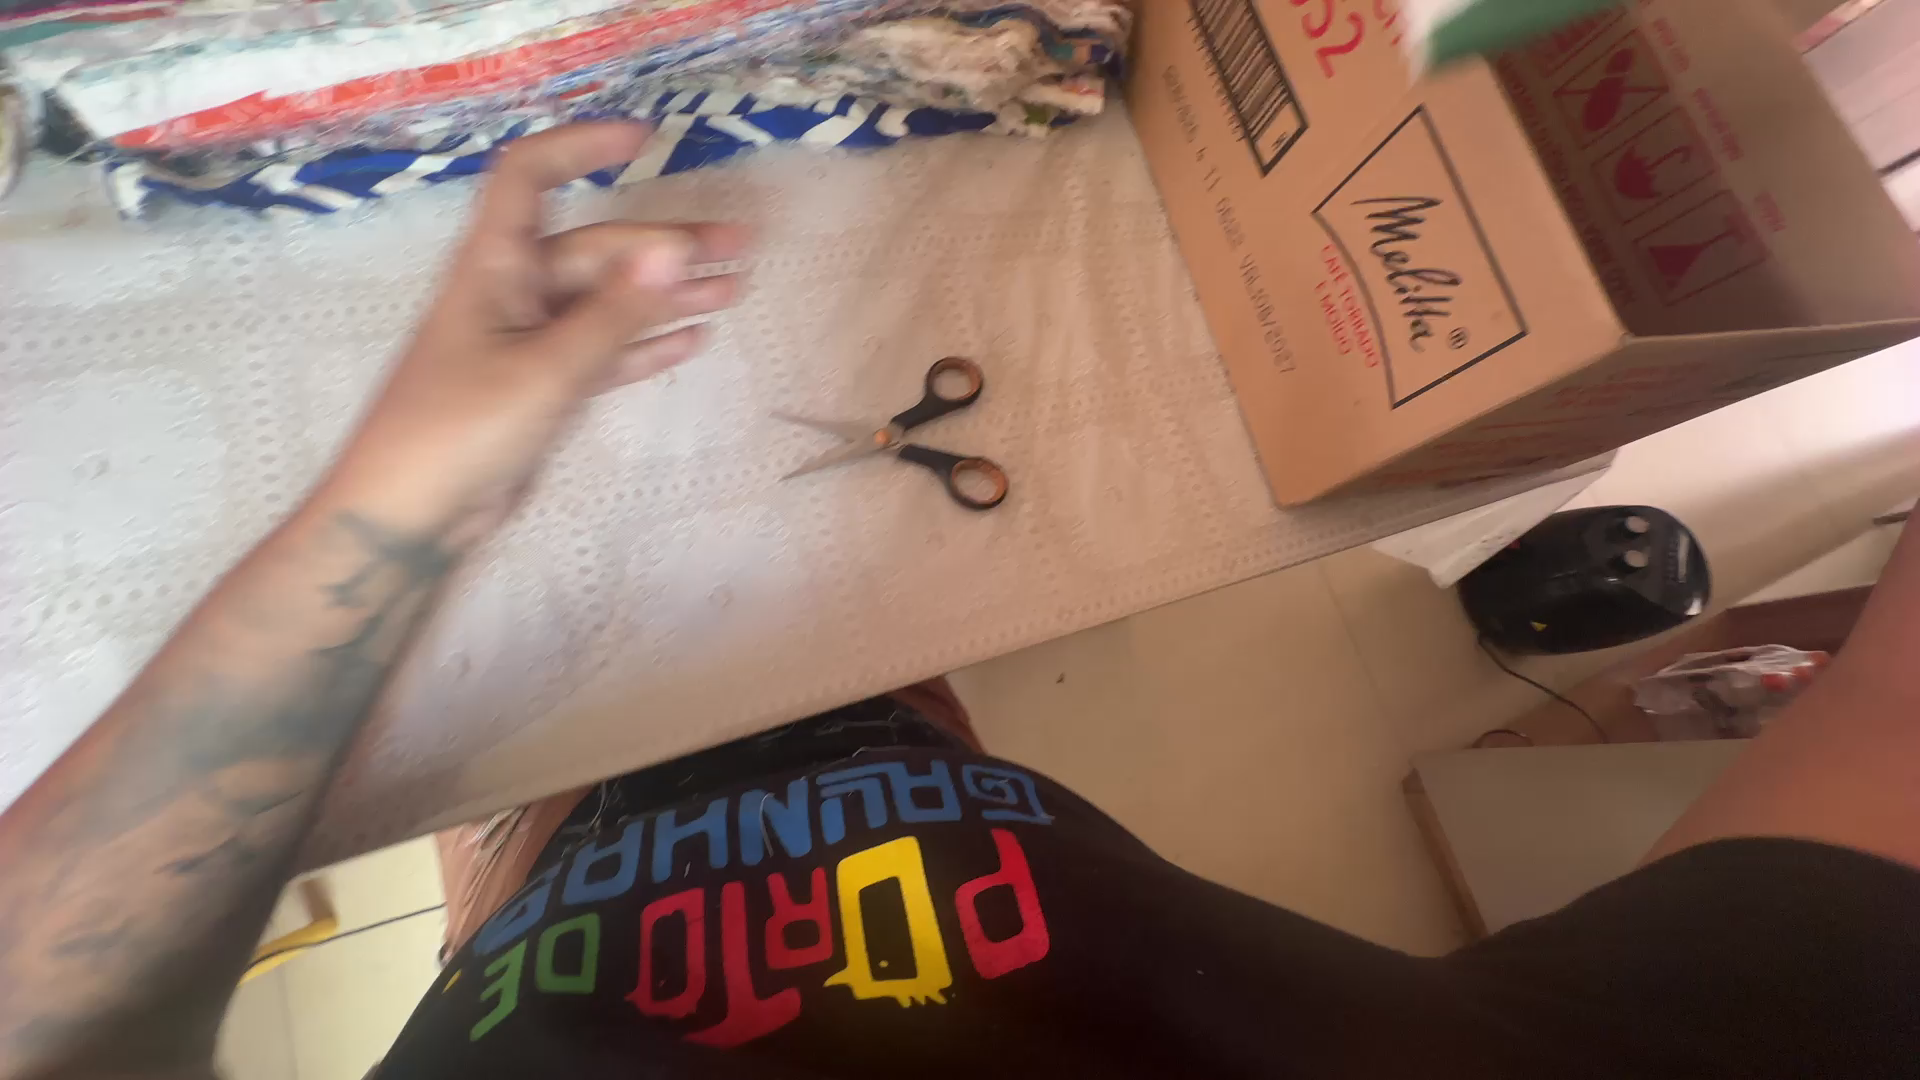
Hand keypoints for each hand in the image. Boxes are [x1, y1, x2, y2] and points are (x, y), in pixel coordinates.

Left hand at [321, 122, 749, 544]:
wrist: (415, 511)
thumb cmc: (463, 428)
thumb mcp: (547, 367)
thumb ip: (614, 312)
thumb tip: (676, 252)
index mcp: (496, 267)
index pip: (531, 177)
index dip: (582, 148)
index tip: (646, 140)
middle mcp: (517, 292)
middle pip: (600, 251)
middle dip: (669, 247)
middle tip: (740, 249)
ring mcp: (535, 341)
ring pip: (613, 305)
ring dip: (671, 296)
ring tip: (735, 290)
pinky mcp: (550, 385)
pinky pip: (609, 354)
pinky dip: (648, 346)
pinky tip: (692, 340)